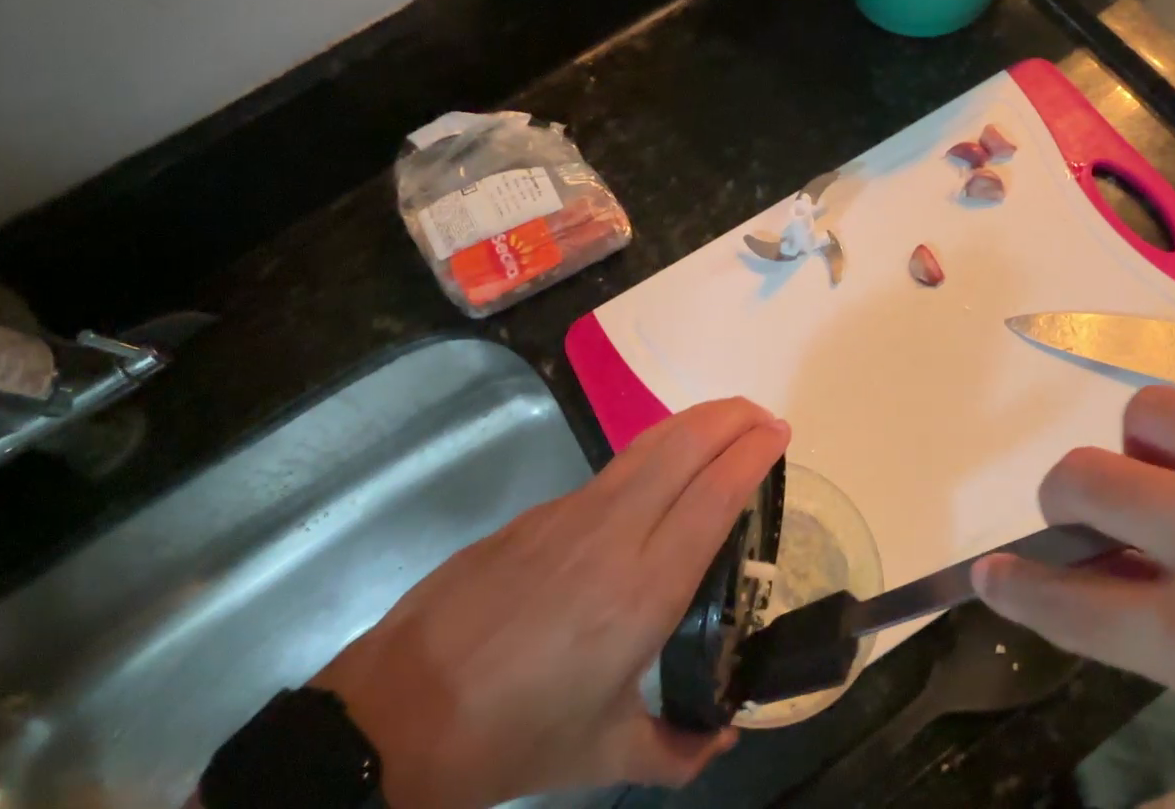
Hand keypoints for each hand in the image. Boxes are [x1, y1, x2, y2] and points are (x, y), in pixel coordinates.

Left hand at [309, 398, 788, 807]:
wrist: (393, 715)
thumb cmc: (510, 738)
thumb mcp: (604, 755)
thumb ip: (679, 749)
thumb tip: (722, 738)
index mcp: (643, 591)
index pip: (713, 495)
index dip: (752, 454)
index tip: (780, 435)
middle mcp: (612, 535)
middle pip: (683, 446)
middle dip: (731, 418)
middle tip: (764, 418)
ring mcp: (566, 517)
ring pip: (644, 447)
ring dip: (692, 425)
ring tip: (724, 427)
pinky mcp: (533, 517)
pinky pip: (609, 474)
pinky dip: (651, 457)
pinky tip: (656, 486)